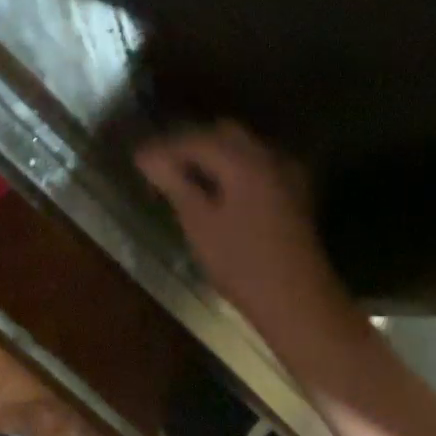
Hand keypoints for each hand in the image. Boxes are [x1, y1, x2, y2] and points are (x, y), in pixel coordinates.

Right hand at [135, 122, 345, 319]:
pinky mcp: (293, 191)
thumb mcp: (200, 224)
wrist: (297, 300)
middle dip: (190, 145)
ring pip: (242, 147)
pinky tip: (217, 190)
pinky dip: (234, 167)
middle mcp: (268, 156)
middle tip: (162, 167)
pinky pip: (257, 164)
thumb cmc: (242, 264)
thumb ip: (174, 183)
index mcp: (243, 161)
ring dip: (213, 155)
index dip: (164, 148)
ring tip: (185, 179)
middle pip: (222, 134)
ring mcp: (285, 173)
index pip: (195, 140)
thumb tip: (148, 157)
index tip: (138, 160)